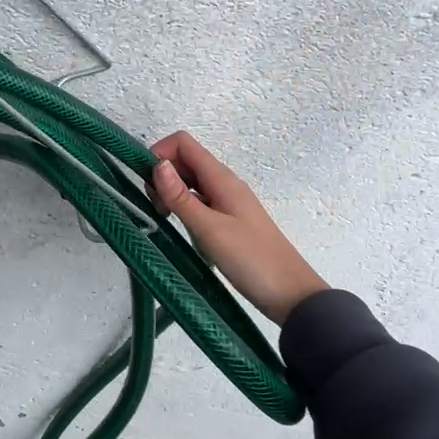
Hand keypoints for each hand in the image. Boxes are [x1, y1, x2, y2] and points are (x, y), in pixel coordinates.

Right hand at [148, 130, 327, 324]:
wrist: (292, 296)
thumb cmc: (252, 260)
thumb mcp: (209, 229)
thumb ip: (180, 197)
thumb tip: (157, 164)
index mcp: (221, 178)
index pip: (183, 143)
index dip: (160, 153)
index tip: (146, 181)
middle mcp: (223, 183)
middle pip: (185, 160)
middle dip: (162, 174)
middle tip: (154, 206)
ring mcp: (227, 201)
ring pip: (190, 181)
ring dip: (170, 192)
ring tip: (164, 218)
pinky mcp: (228, 219)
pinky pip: (198, 200)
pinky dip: (183, 206)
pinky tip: (180, 227)